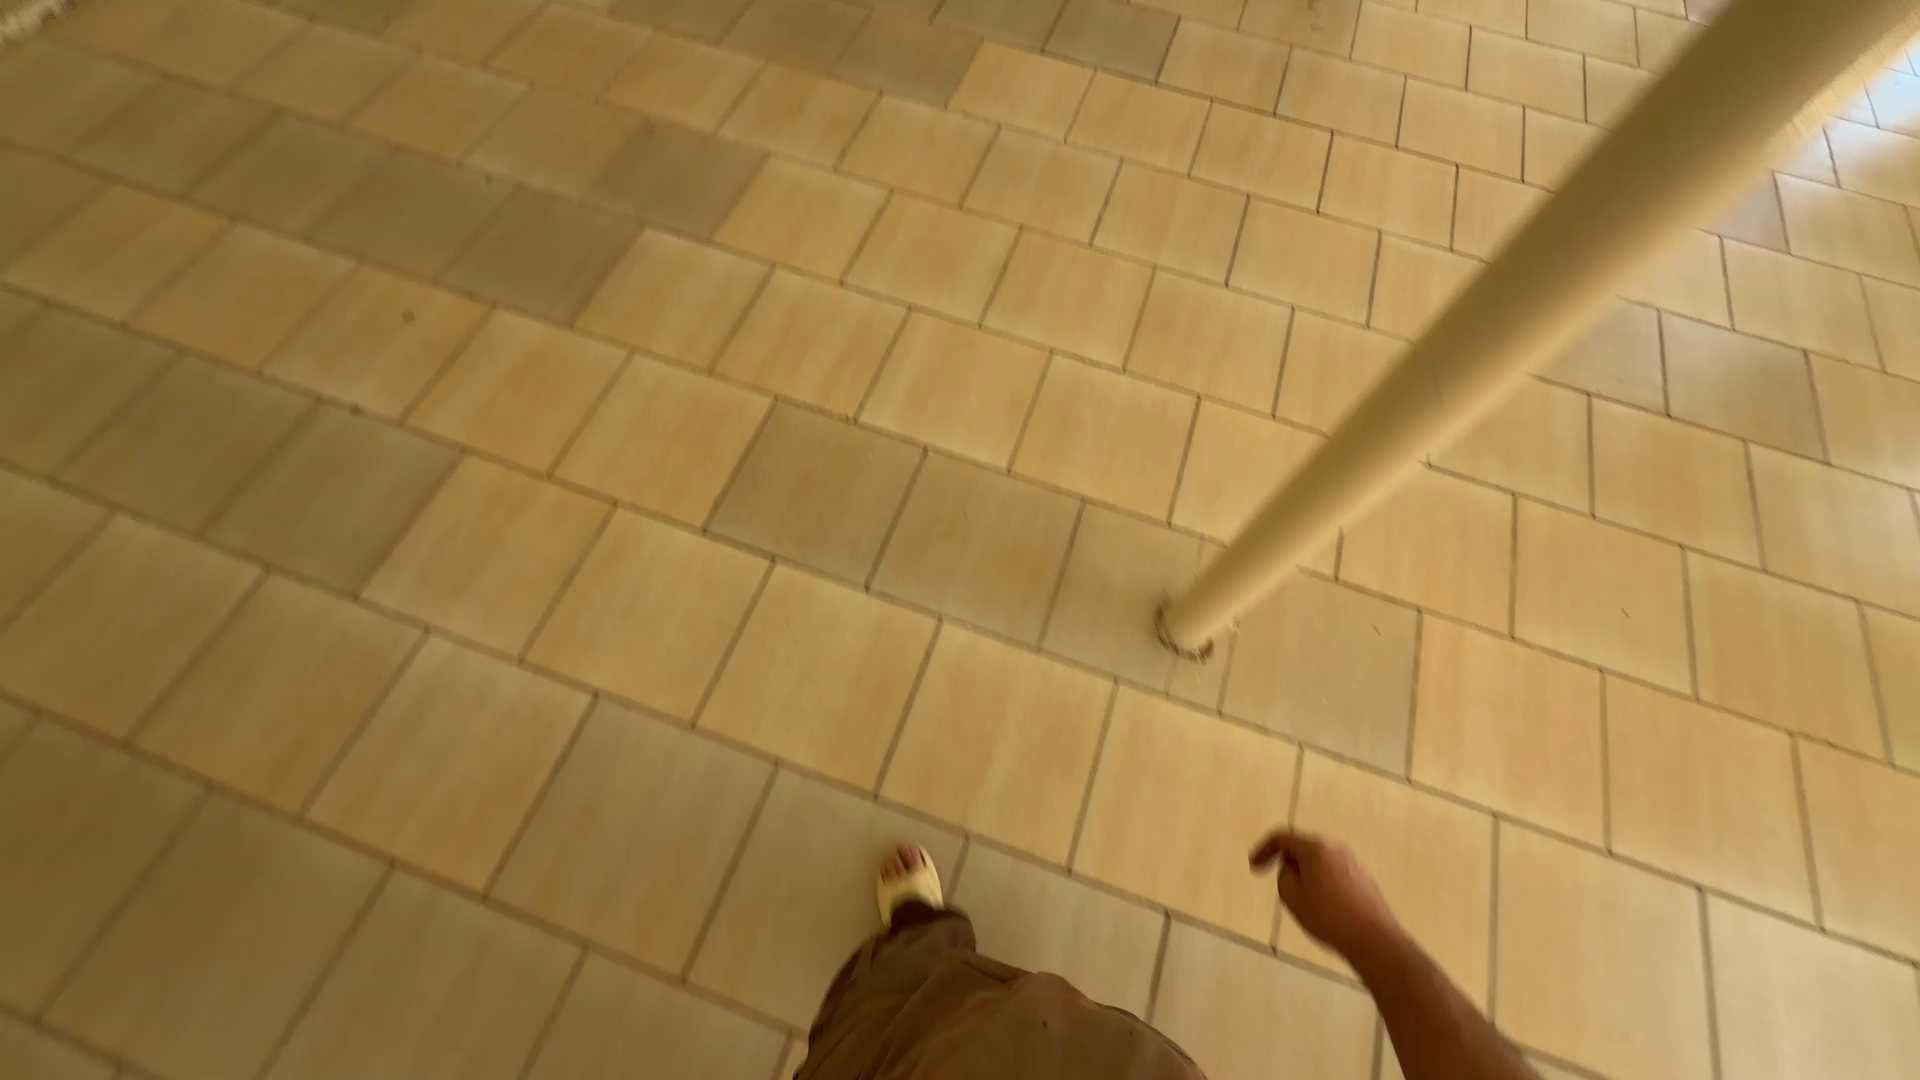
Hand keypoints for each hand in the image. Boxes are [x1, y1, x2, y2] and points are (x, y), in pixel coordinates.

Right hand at [1250, 830, 1402, 964]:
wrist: (1375, 940)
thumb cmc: (1327, 917)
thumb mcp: (1291, 897)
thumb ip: (1284, 875)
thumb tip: (1293, 870)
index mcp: (1314, 849)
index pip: (1281, 838)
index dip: (1263, 850)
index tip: (1254, 867)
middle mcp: (1334, 849)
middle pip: (1303, 848)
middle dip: (1288, 863)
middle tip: (1280, 883)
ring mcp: (1353, 863)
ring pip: (1320, 862)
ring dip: (1307, 874)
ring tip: (1304, 899)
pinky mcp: (1364, 879)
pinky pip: (1334, 874)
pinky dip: (1323, 883)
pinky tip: (1325, 906)